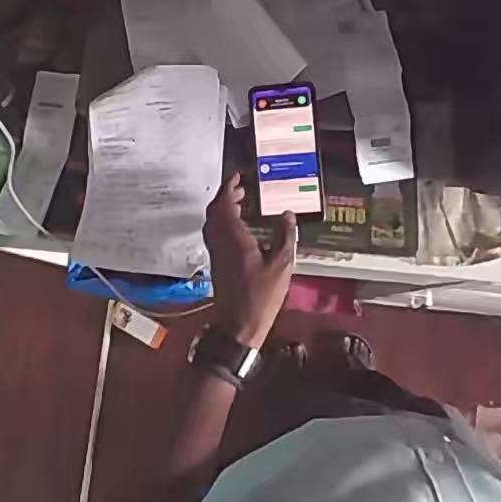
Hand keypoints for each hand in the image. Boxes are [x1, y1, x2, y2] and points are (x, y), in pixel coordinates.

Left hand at [204, 173, 297, 348]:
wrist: (239, 325)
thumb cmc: (261, 297)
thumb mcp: (282, 266)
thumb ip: (285, 237)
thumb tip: (287, 214)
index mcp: (234, 239)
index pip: (225, 206)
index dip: (229, 189)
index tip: (237, 177)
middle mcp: (220, 243)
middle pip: (215, 212)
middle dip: (225, 196)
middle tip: (241, 187)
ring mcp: (216, 254)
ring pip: (213, 223)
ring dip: (223, 209)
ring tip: (241, 202)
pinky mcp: (217, 263)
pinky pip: (215, 234)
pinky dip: (223, 222)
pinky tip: (239, 227)